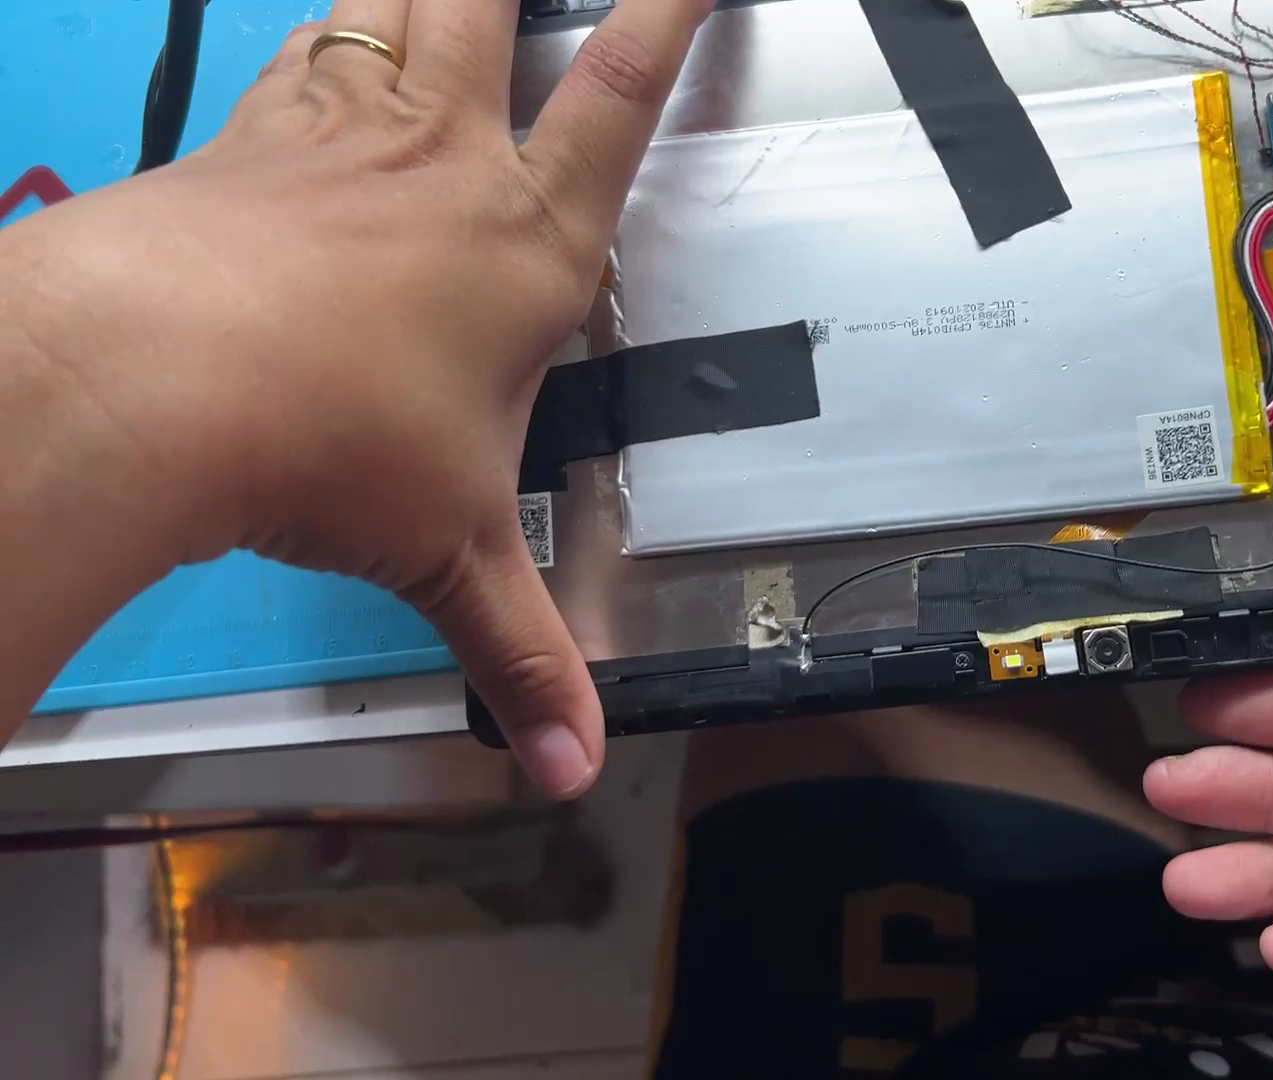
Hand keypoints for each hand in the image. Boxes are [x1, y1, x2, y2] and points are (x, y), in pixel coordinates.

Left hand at [0, 0, 713, 795]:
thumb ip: (527, 663)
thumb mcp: (456, 562)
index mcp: (531, 244)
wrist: (130, 392)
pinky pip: (312, 43)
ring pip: (400, 0)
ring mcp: (346, 133)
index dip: (664, 20)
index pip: (618, 102)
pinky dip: (342, 17)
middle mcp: (452, 167)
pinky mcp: (256, 137)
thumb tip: (569, 774)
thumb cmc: (324, 451)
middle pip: (495, 2)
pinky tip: (347, 14)